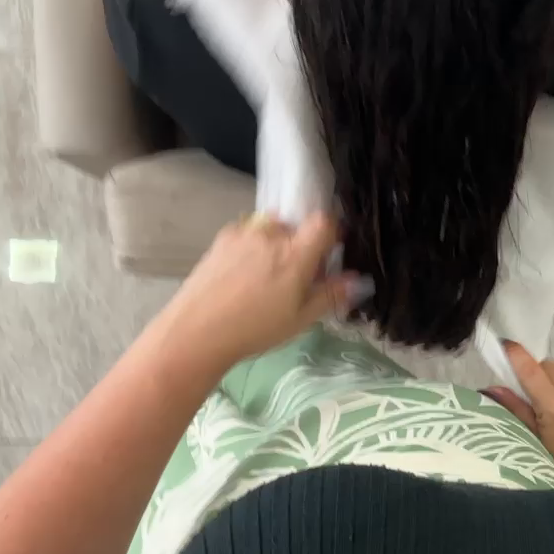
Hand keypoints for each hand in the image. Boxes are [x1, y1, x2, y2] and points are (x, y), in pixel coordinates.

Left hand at [154, 213, 362, 377]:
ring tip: (268, 276)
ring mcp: (243, 234)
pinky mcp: (221, 239)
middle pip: (297, 225)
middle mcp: (271, 234)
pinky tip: (244, 276)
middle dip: (302, 244)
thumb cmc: (255, 329)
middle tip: (298, 276)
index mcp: (295, 253)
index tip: (329, 254)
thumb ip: (331, 295)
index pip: (324, 221)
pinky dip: (254, 247)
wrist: (195, 331)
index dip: (332, 233)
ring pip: (272, 228)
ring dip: (278, 244)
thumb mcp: (301, 319)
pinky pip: (249, 234)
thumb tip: (358, 280)